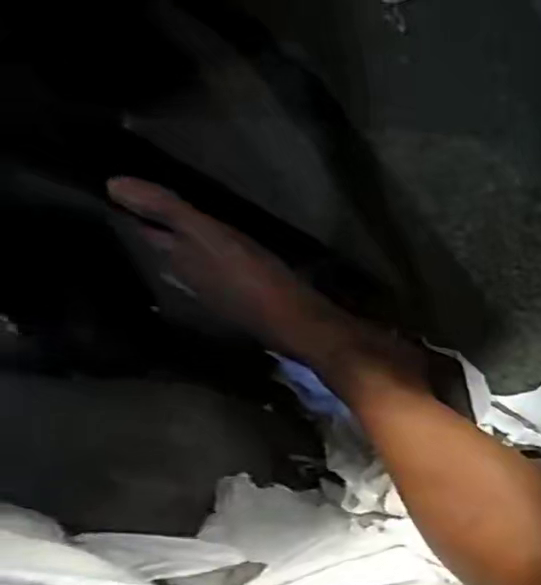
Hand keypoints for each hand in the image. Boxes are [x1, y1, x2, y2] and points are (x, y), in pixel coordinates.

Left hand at [106, 177, 368, 367]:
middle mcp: (200, 290)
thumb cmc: (262, 284)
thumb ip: (169, 211)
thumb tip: (111, 183)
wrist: (315, 333)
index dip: (149, 217)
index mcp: (181, 267)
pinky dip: (249, 282)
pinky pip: (248, 293)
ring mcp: (235, 308)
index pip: (152, 235)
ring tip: (229, 249)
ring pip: (214, 279)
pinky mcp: (269, 319)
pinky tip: (262, 278)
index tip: (151, 201)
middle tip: (192, 225)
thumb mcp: (213, 238)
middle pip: (182, 260)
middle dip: (183, 245)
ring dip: (217, 266)